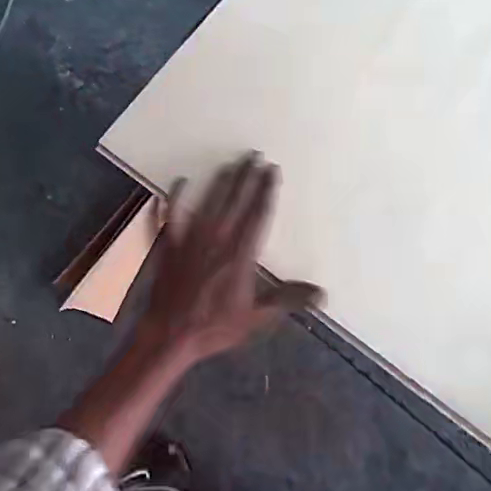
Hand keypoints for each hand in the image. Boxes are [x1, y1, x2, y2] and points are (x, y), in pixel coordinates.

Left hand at [136, 153, 322, 366]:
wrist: (169, 335)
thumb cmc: (214, 326)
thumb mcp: (257, 317)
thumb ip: (287, 299)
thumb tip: (321, 294)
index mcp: (241, 252)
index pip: (258, 213)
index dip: (266, 190)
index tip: (272, 170)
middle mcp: (218, 237)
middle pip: (236, 200)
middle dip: (247, 176)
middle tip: (254, 155)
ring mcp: (192, 238)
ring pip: (209, 201)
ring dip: (221, 181)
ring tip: (230, 164)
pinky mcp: (170, 243)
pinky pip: (172, 214)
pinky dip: (176, 196)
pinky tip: (181, 180)